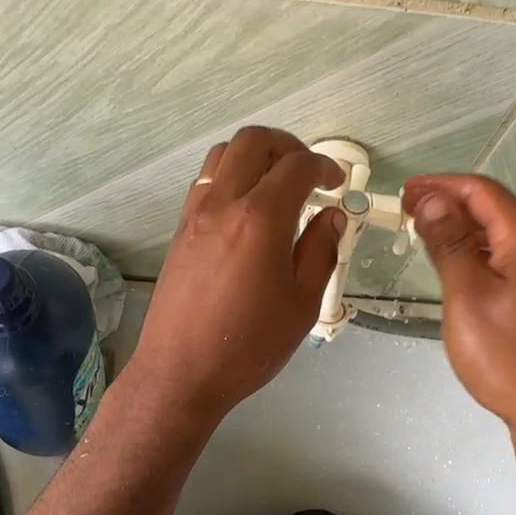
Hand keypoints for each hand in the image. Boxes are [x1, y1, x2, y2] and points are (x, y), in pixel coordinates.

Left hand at [127, 127, 344, 428]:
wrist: (180, 373)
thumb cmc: (247, 346)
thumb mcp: (301, 305)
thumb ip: (320, 252)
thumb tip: (331, 217)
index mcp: (260, 219)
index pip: (297, 166)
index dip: (324, 167)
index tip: (336, 184)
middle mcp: (222, 204)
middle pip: (254, 141)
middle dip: (288, 147)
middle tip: (308, 173)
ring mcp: (194, 214)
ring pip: (222, 154)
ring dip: (254, 157)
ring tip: (276, 186)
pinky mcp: (179, 230)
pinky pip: (205, 182)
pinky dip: (230, 177)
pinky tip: (246, 210)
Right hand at [403, 174, 515, 446]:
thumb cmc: (508, 356)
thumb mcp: (467, 296)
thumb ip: (450, 244)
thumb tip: (434, 200)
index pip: (482, 191)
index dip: (440, 185)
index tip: (404, 192)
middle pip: (496, 211)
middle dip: (450, 205)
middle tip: (409, 213)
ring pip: (504, 237)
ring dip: (465, 231)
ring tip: (427, 239)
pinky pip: (514, 261)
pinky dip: (482, 255)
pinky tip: (463, 272)